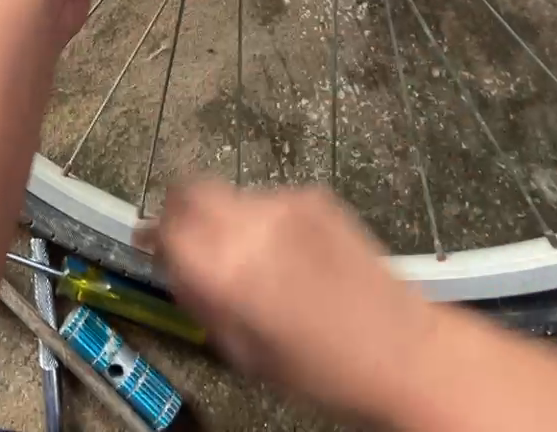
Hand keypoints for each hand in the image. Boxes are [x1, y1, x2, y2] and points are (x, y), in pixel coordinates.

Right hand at [141, 180, 436, 421]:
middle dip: (178, 206)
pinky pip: (268, 199)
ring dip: (226, 216)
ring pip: (228, 194)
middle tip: (186, 231)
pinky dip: (265, 219)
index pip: (162, 226)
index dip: (153, 235)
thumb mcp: (241, 350)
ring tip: (254, 253)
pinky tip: (291, 251)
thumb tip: (170, 265)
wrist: (404, 352)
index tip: (152, 244)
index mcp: (222, 268)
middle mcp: (244, 223)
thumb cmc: (318, 368)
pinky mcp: (311, 195)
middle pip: (185, 188)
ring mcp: (280, 203)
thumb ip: (197, 298)